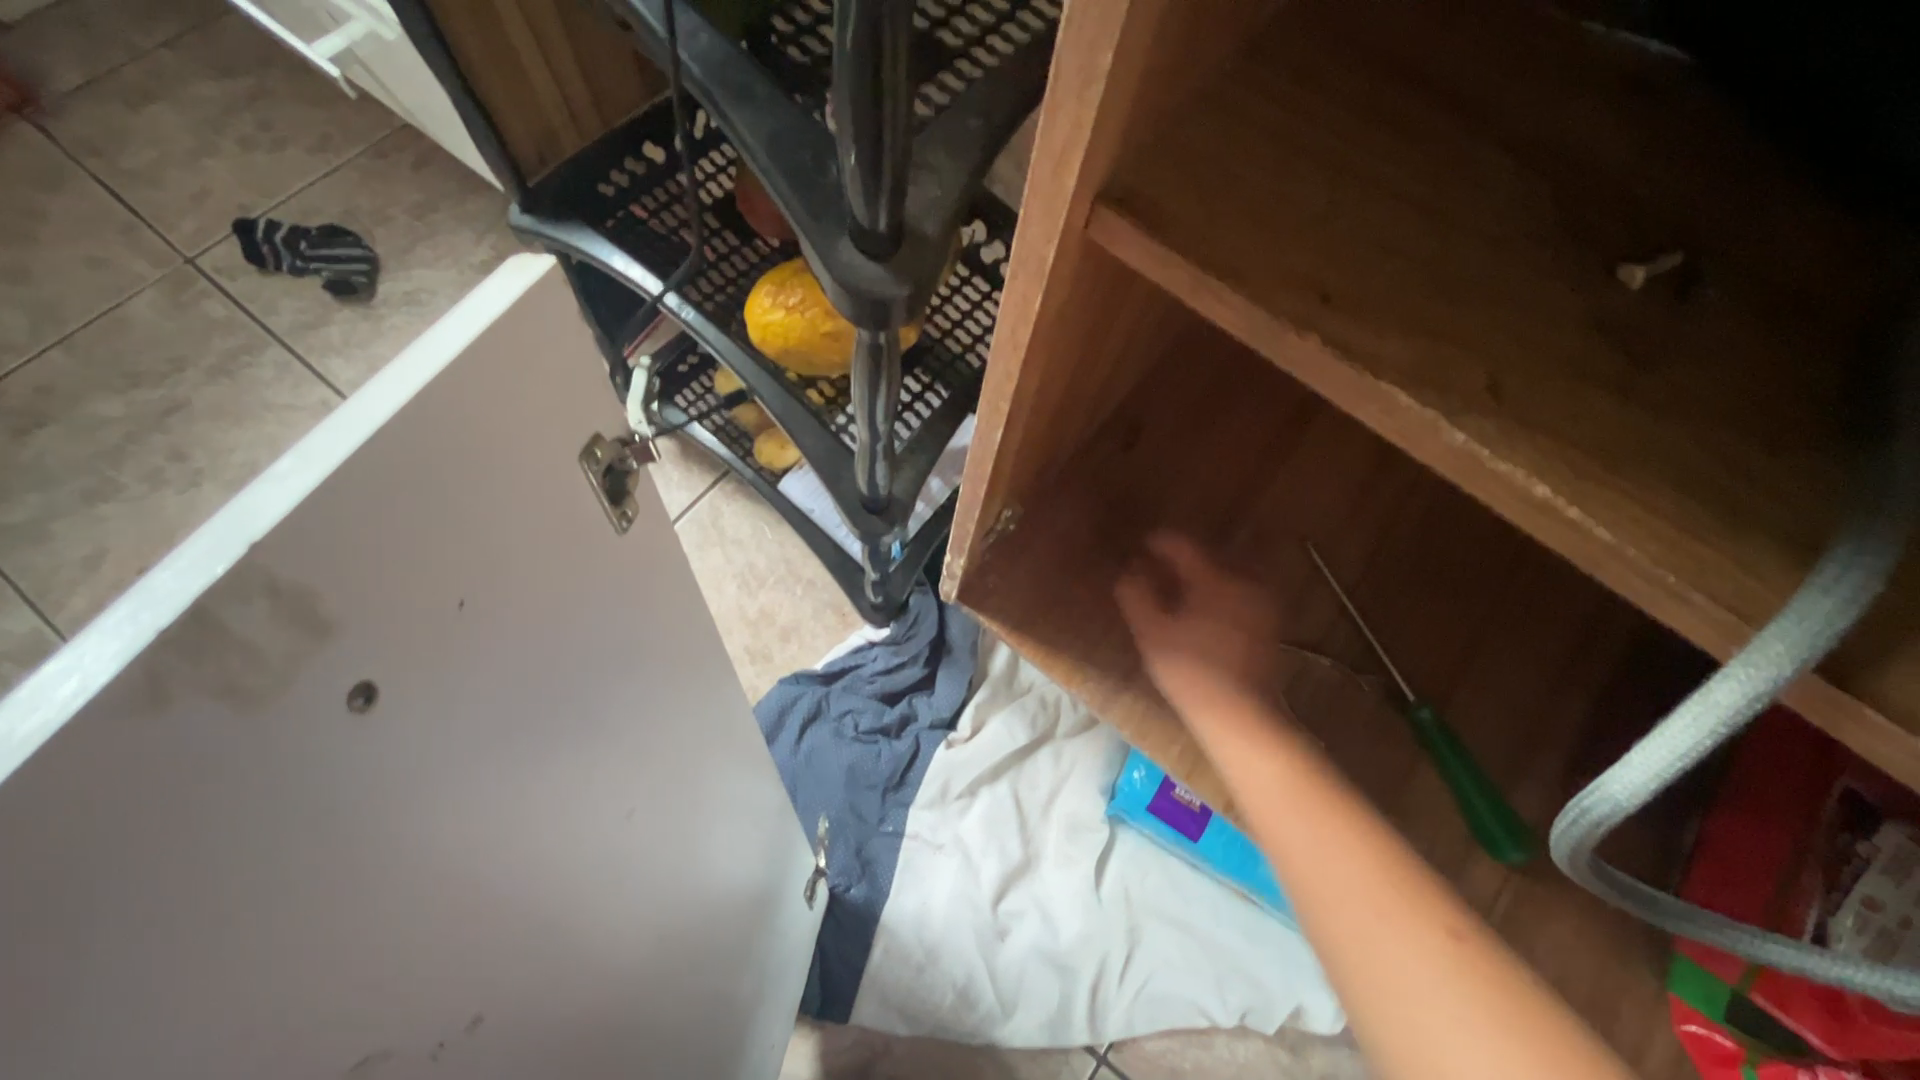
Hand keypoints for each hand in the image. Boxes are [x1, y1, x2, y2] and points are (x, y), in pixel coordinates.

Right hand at [1114, 531, 1286, 726]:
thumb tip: (1130, 571)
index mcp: (1216, 577)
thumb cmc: (1190, 672)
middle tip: (1156, 566)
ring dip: (1203, 574)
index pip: (1183, 545)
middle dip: (1182, 558)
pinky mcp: (1270, 623)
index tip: (1140, 546)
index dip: (1158, 542)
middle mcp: (1246, 581)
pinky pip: (1240, 593)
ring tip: (1179, 587)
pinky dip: (1220, 593)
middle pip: (1209, 555)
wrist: (1241, 715)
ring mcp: (1263, 602)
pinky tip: (1204, 609)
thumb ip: (1136, 594)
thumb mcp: (1152, 632)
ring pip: (1228, 574)